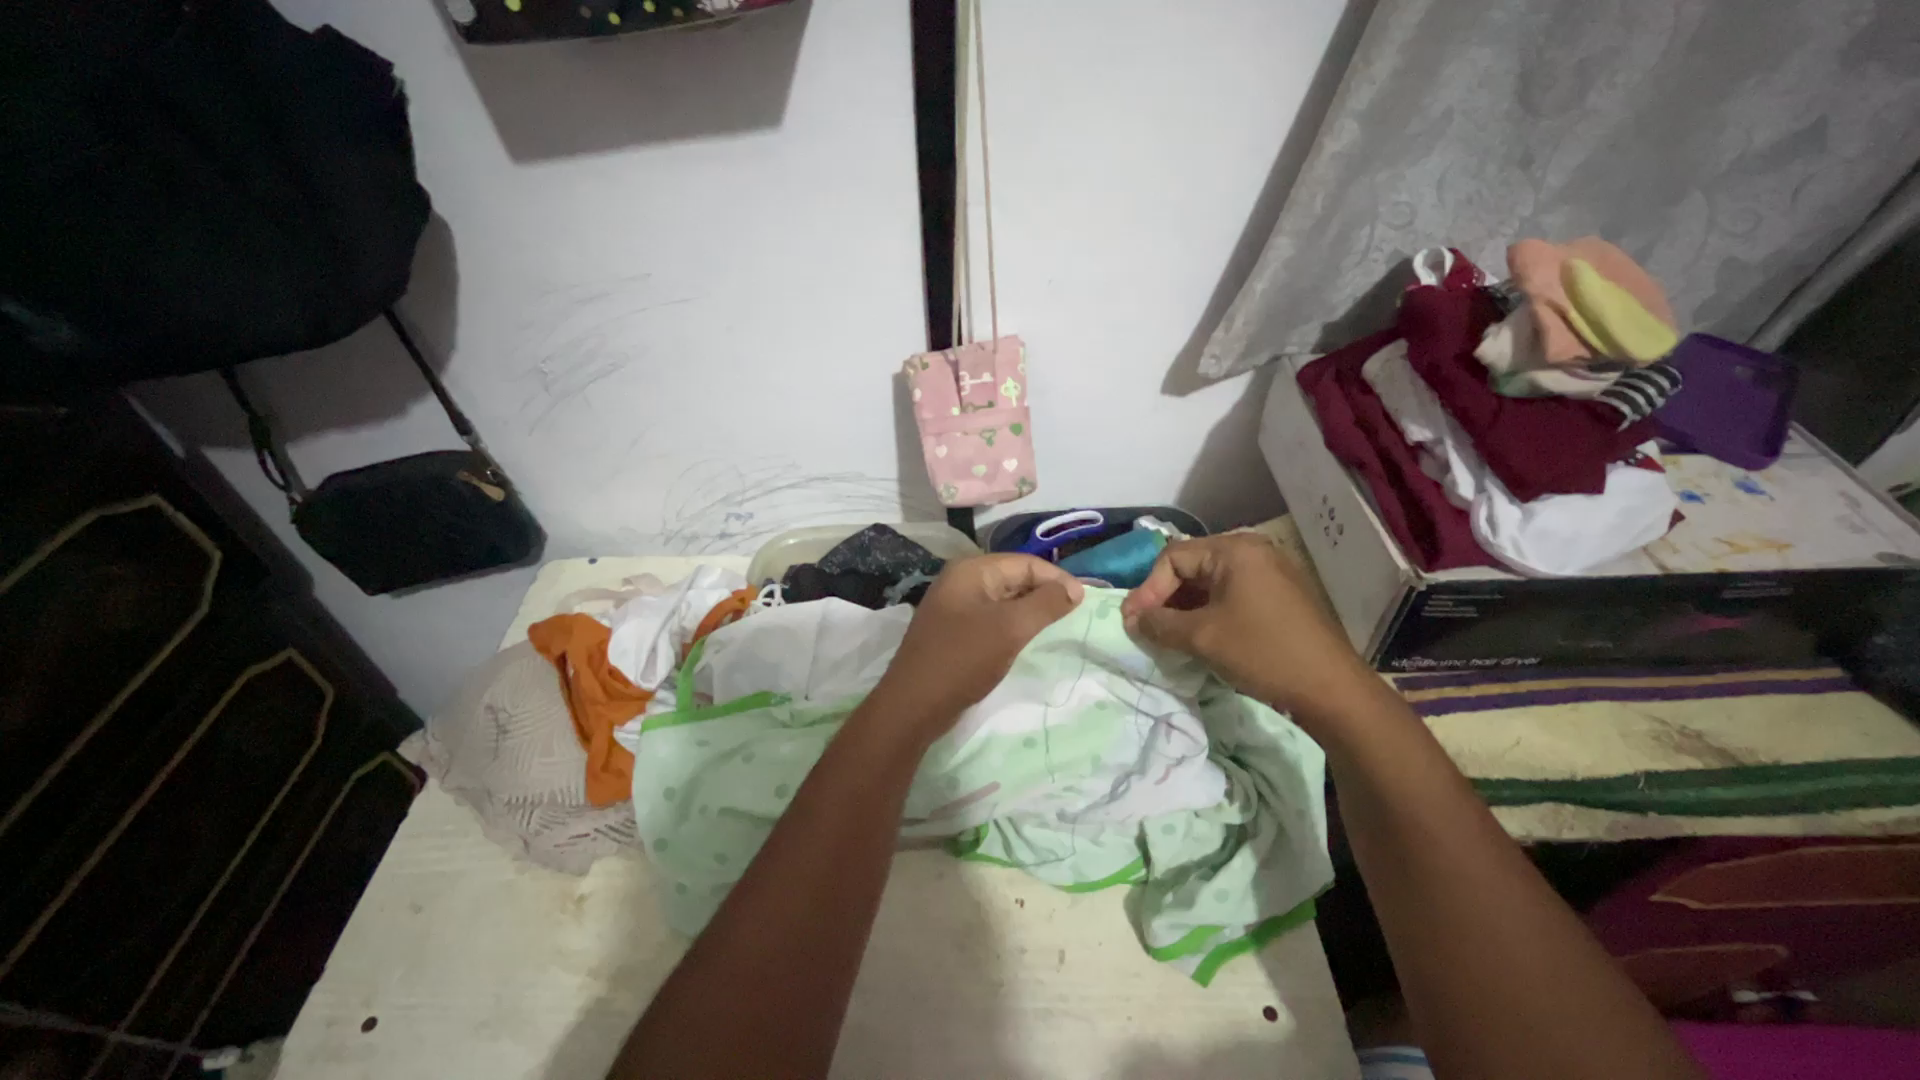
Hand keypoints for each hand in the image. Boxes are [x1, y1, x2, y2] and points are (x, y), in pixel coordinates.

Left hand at [873, 554, 1083, 739]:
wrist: (914, 705)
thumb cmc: (963, 659)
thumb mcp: (1010, 628)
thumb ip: (1045, 604)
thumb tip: (1075, 588)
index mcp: (971, 570)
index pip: (1025, 562)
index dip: (1057, 579)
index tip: (1083, 603)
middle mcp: (960, 581)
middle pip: (1014, 577)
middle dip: (1044, 593)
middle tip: (1072, 617)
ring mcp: (954, 607)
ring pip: (1003, 600)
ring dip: (1029, 611)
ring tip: (1054, 629)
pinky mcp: (953, 631)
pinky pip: (991, 619)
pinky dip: (1012, 626)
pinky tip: (1025, 641)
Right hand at [1120, 533, 1378, 727]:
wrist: (1329, 688)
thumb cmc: (1262, 652)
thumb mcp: (1202, 637)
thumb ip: (1159, 623)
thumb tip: (1132, 618)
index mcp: (1234, 550)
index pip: (1172, 557)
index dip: (1147, 589)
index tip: (1132, 622)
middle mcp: (1252, 551)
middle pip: (1191, 566)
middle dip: (1164, 597)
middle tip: (1145, 628)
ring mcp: (1269, 572)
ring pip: (1210, 582)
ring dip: (1184, 607)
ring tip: (1167, 636)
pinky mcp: (1278, 595)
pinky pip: (1230, 594)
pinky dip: (1208, 612)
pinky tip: (1198, 637)